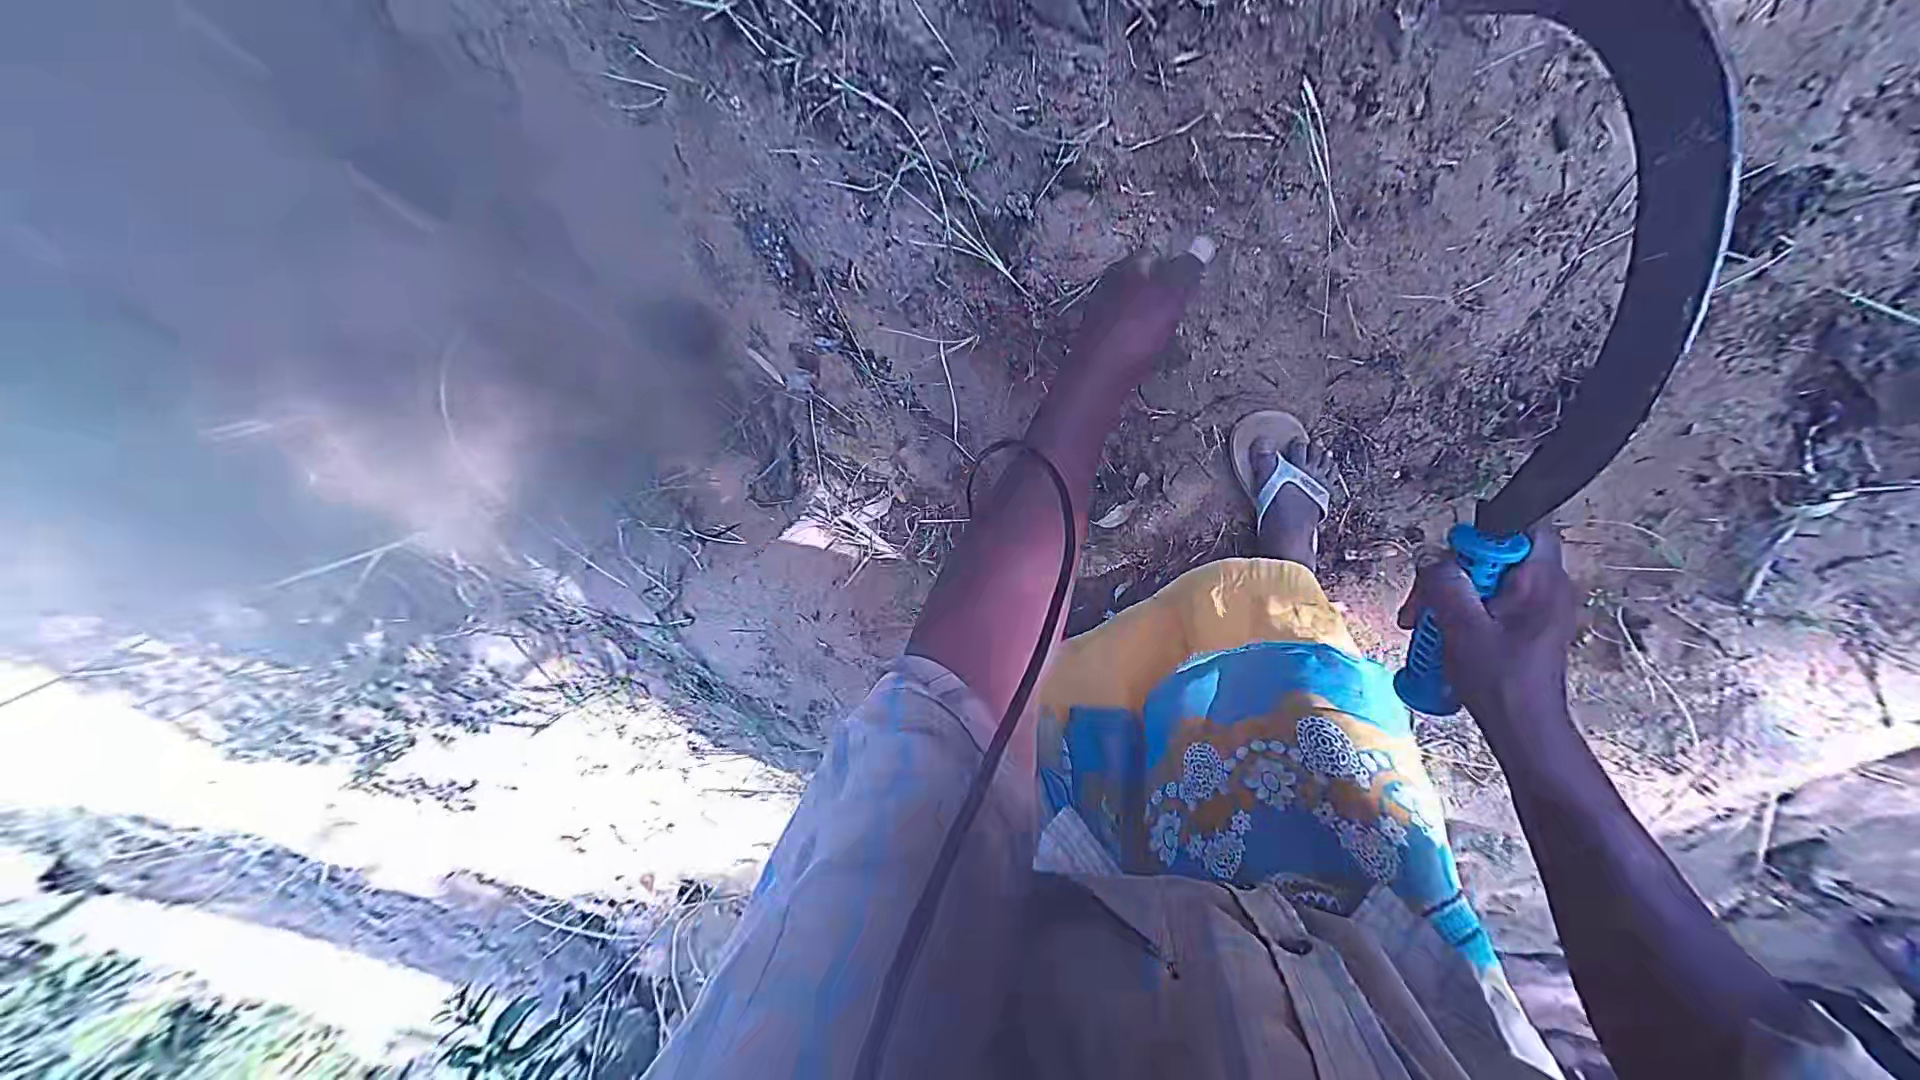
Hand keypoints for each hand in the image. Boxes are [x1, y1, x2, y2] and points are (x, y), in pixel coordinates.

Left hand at [1061, 245, 1207, 390]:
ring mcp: (1101, 324)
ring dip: (1156, 328)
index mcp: (1121, 272)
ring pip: (1137, 319)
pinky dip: (1146, 350)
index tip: (1190, 280)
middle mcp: (1106, 294)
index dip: (1173, 266)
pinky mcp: (1101, 352)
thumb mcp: (1170, 294)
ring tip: (1174, 339)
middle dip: (1164, 300)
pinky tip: (1157, 360)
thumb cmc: (1135, 330)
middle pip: (1143, 290)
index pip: (1150, 257)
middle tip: (1182, 311)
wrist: (1100, 376)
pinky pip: (1131, 345)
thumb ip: (1186, 271)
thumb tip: (1203, 246)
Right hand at [1397, 527, 1577, 730]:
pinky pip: (1485, 598)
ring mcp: (1535, 605)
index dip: (1483, 534)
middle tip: (1424, 601)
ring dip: (1447, 593)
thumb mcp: (1462, 628)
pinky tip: (1440, 629)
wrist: (1522, 725)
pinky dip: (1458, 608)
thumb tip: (1430, 556)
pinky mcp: (1522, 621)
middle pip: (1492, 555)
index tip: (1451, 558)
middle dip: (1450, 572)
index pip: (1524, 529)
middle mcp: (1545, 588)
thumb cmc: (1499, 680)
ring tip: (1424, 621)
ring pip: (1483, 577)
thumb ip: (1445, 585)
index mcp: (1540, 583)